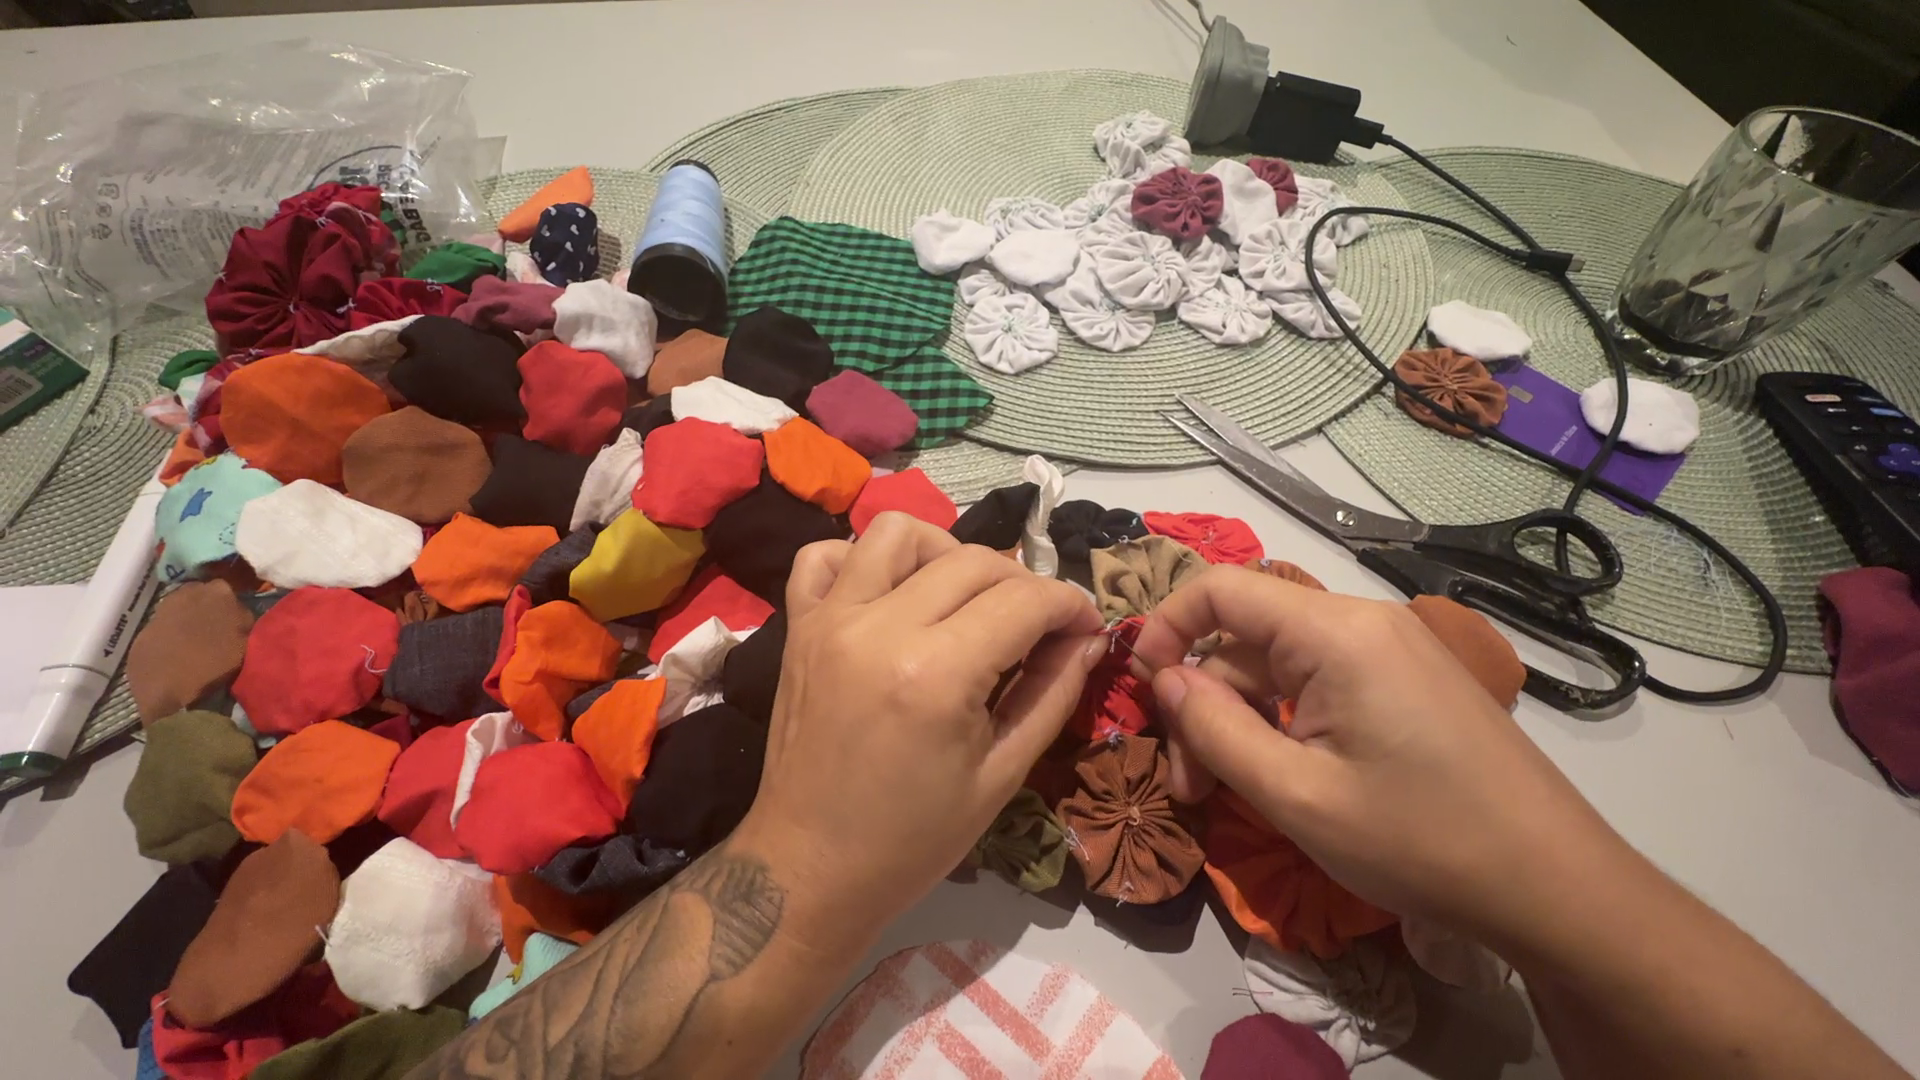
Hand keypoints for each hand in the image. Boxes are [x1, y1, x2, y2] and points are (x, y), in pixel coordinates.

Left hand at [735, 513, 1104, 941]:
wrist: (809, 866)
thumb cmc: (913, 838)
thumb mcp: (1002, 775)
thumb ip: (1052, 694)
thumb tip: (1086, 637)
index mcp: (937, 674)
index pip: (1024, 600)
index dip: (1069, 604)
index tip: (1085, 626)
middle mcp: (881, 628)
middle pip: (973, 559)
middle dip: (1024, 583)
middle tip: (1037, 625)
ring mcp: (831, 620)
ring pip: (898, 532)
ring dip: (947, 552)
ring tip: (963, 600)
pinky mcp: (798, 626)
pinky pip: (824, 556)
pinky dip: (863, 560)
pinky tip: (890, 595)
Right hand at [1130, 566, 1637, 954]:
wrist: (1561, 892)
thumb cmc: (1421, 841)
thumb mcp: (1295, 795)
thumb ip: (1213, 728)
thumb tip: (1163, 678)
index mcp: (1336, 632)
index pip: (1221, 589)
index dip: (1165, 625)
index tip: (1142, 686)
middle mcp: (1362, 623)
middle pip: (1245, 639)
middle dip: (1203, 702)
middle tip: (1190, 784)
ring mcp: (1388, 652)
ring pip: (1277, 667)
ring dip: (1239, 722)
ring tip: (1225, 793)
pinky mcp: (1403, 683)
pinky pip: (1316, 684)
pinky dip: (1280, 723)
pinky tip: (1278, 776)